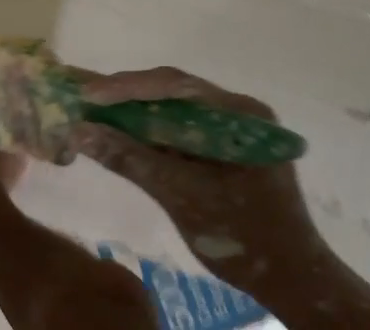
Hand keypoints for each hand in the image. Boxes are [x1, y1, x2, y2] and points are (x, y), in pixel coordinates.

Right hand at [74, 67, 325, 286]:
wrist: (292, 283)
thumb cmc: (243, 238)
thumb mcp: (181, 196)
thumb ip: (130, 159)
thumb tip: (77, 129)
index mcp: (241, 115)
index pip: (175, 86)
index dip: (125, 87)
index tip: (86, 93)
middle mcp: (237, 112)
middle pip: (170, 92)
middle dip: (124, 95)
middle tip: (81, 96)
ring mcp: (230, 130)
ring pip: (170, 108)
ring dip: (131, 111)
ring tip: (90, 109)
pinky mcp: (220, 148)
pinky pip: (176, 127)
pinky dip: (145, 130)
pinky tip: (117, 131)